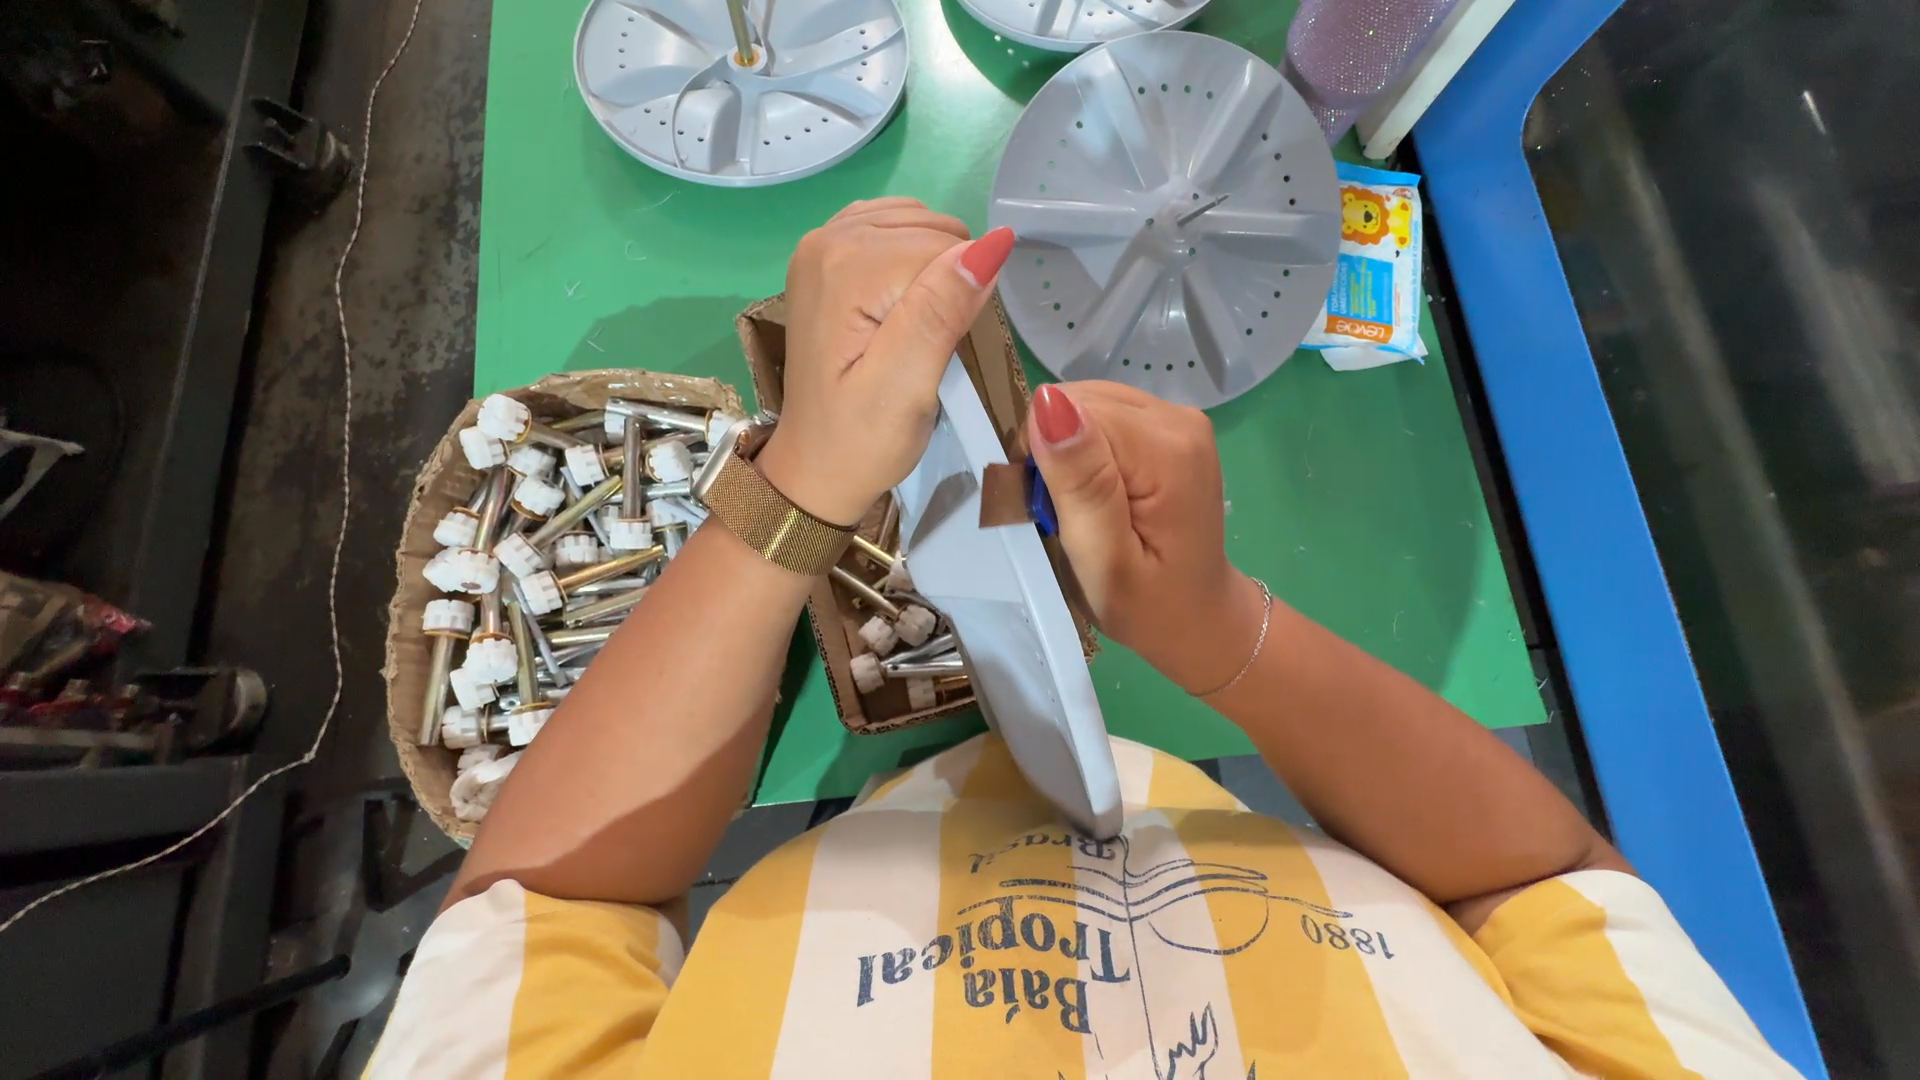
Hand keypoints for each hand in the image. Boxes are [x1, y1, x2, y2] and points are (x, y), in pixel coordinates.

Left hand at [756, 198, 1015, 525]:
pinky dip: (912, 258)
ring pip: (917, 225)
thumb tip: (993, 243)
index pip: (942, 248)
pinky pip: (891, 229)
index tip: (940, 351)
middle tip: (927, 347)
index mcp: (844, 267)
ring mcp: (821, 245)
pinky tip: (906, 302)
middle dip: (946, 284)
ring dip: (934, 271)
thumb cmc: (864, 439)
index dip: (960, 299)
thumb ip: (943, 310)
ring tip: (918, 329)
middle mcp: (827, 240)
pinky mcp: (826, 259)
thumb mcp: (908, 386)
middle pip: (929, 231)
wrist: (818, 468)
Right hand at [1026, 382, 1266, 693]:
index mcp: (1166, 451)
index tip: (1046, 506)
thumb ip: (1080, 483)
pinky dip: (1085, 449)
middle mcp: (1179, 419)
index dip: (1044, 453)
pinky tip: (1094, 489)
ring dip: (1068, 450)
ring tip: (1078, 504)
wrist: (1198, 619)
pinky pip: (1105, 416)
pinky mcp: (1170, 428)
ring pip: (1088, 404)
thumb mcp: (1104, 560)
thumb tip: (1049, 405)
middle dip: (1054, 448)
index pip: (1072, 410)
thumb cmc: (1148, 606)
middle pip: (1081, 400)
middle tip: (1062, 510)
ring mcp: (1179, 420)